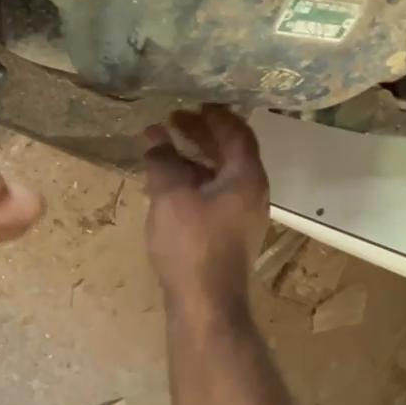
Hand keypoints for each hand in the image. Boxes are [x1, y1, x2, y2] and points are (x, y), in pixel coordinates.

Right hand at [143, 106, 269, 324]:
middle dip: (202, 135)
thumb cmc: (191, 244)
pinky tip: (169, 188)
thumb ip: (162, 161)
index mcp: (246, 177)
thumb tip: (153, 135)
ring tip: (165, 152)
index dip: (215, 116)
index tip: (193, 103)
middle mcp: (251, 193)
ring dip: (195, 160)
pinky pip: (213, 196)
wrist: (205, 301)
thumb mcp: (170, 196)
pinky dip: (194, 182)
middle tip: (174, 121)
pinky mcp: (228, 235)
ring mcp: (242, 216)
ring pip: (220, 176)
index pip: (236, 133)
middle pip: (230, 153)